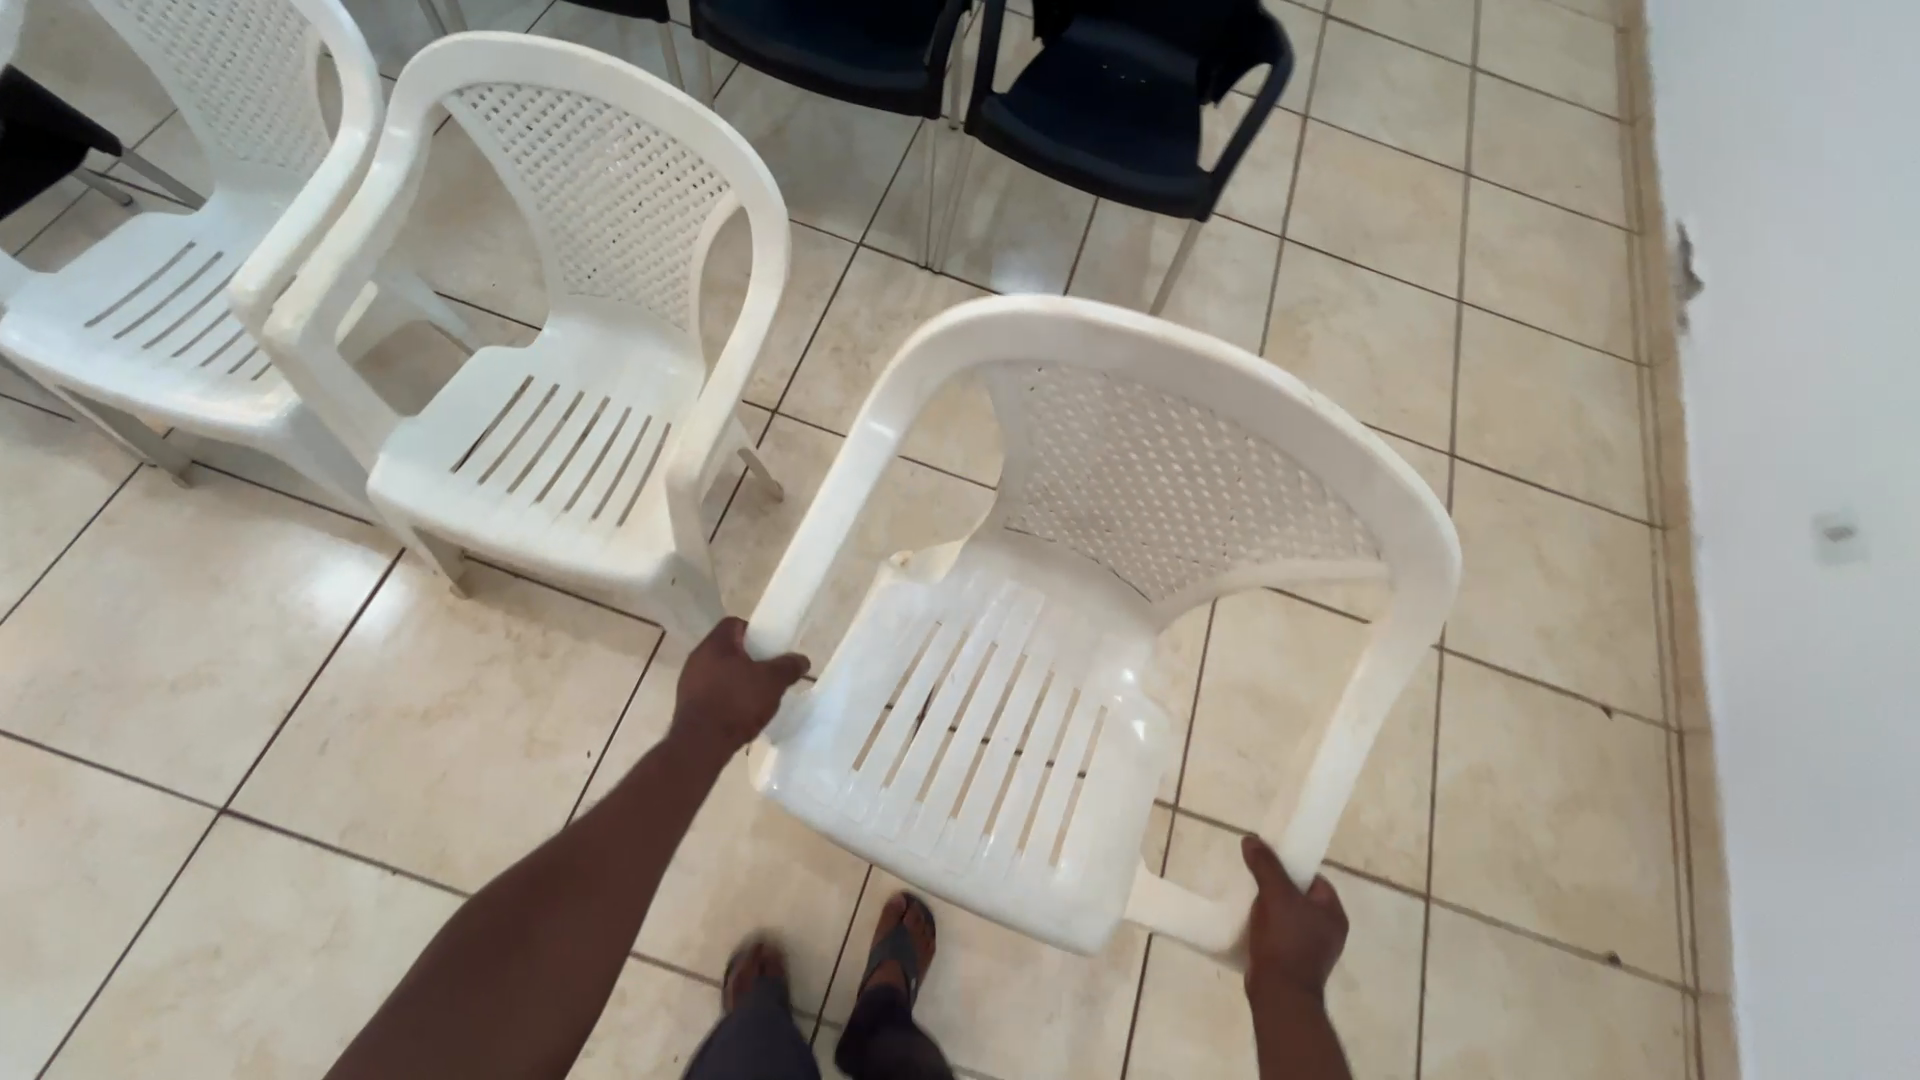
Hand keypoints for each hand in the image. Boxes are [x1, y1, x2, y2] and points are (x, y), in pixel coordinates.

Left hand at [670, 617, 809, 760]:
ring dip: (738, 680)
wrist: (701, 745)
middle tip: (768, 672)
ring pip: (719, 672)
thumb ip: (788, 667)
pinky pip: (712, 693)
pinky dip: (727, 698)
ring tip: (757, 697)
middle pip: (728, 649)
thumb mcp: (772, 682)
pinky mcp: (687, 705)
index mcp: (715, 644)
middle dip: (750, 659)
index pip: (734, 623)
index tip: (770, 647)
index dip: (755, 631)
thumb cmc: (737, 703)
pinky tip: (740, 714)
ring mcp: (688, 682)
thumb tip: (802, 659)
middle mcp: (697, 658)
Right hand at [1241, 835, 1347, 1006]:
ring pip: (1289, 917)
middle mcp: (1329, 930)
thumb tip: (1251, 839)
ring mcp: (1314, 949)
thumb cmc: (1284, 940)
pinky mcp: (1296, 962)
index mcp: (1333, 913)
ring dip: (1270, 909)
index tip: (1268, 866)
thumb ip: (1265, 865)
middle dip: (1277, 888)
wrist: (1279, 993)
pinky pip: (1282, 935)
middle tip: (1255, 882)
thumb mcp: (1274, 895)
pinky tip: (1251, 924)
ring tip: (1249, 902)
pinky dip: (1268, 928)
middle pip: (1300, 897)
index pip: (1314, 879)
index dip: (1292, 868)